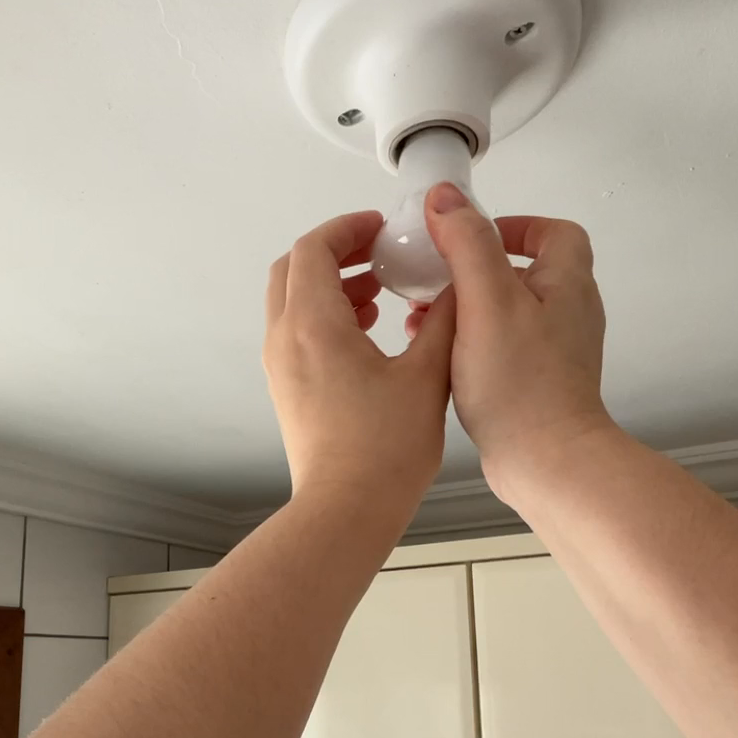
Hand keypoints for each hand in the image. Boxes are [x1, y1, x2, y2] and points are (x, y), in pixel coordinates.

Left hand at [265, 211, 455, 506]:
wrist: (346, 510)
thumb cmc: (382, 452)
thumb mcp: (427, 375)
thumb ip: (445, 320)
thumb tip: (456, 289)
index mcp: (314, 325)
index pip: (313, 249)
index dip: (347, 228)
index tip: (379, 228)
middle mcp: (286, 341)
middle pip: (293, 270)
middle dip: (334, 253)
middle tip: (376, 254)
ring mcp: (281, 368)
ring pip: (292, 303)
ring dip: (330, 287)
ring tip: (377, 294)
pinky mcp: (288, 392)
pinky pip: (296, 335)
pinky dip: (324, 318)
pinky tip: (366, 334)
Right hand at [410, 183, 612, 501]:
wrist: (543, 460)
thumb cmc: (522, 388)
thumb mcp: (486, 301)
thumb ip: (466, 244)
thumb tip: (447, 199)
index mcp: (565, 285)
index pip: (553, 232)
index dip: (515, 225)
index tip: (473, 233)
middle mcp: (566, 316)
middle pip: (524, 272)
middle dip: (476, 270)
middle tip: (439, 276)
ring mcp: (553, 353)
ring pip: (507, 313)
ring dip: (467, 309)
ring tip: (427, 318)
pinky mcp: (534, 384)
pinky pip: (502, 349)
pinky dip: (471, 343)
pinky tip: (442, 358)